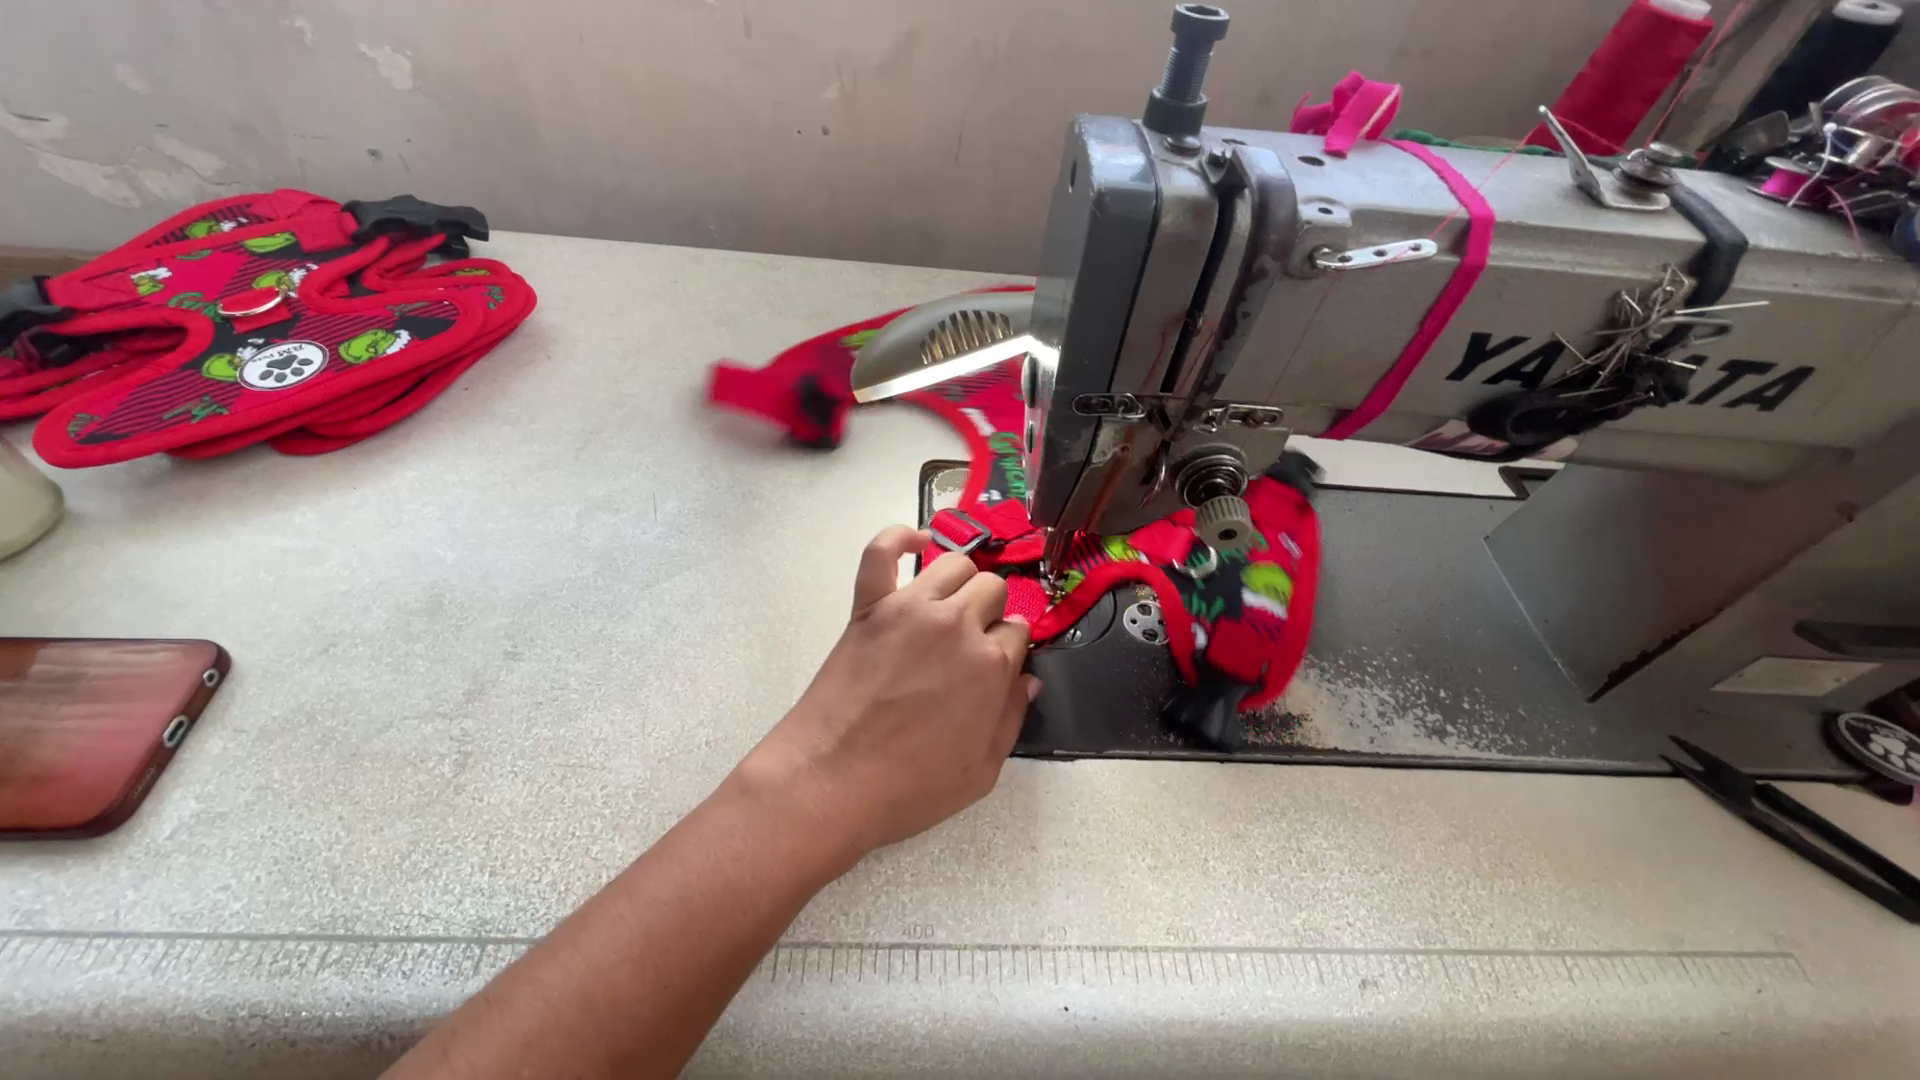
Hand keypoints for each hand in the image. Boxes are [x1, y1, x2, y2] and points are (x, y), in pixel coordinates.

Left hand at [733, 525, 1038, 859]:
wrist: (830, 782)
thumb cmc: (908, 788)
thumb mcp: (983, 771)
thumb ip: (1012, 719)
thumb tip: (1027, 680)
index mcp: (990, 666)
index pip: (1019, 632)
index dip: (1010, 650)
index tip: (997, 667)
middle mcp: (955, 626)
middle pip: (992, 590)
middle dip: (991, 612)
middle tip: (973, 642)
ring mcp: (909, 610)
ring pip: (953, 563)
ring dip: (961, 581)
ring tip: (951, 606)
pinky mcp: (867, 607)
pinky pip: (881, 551)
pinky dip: (899, 537)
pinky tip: (915, 542)